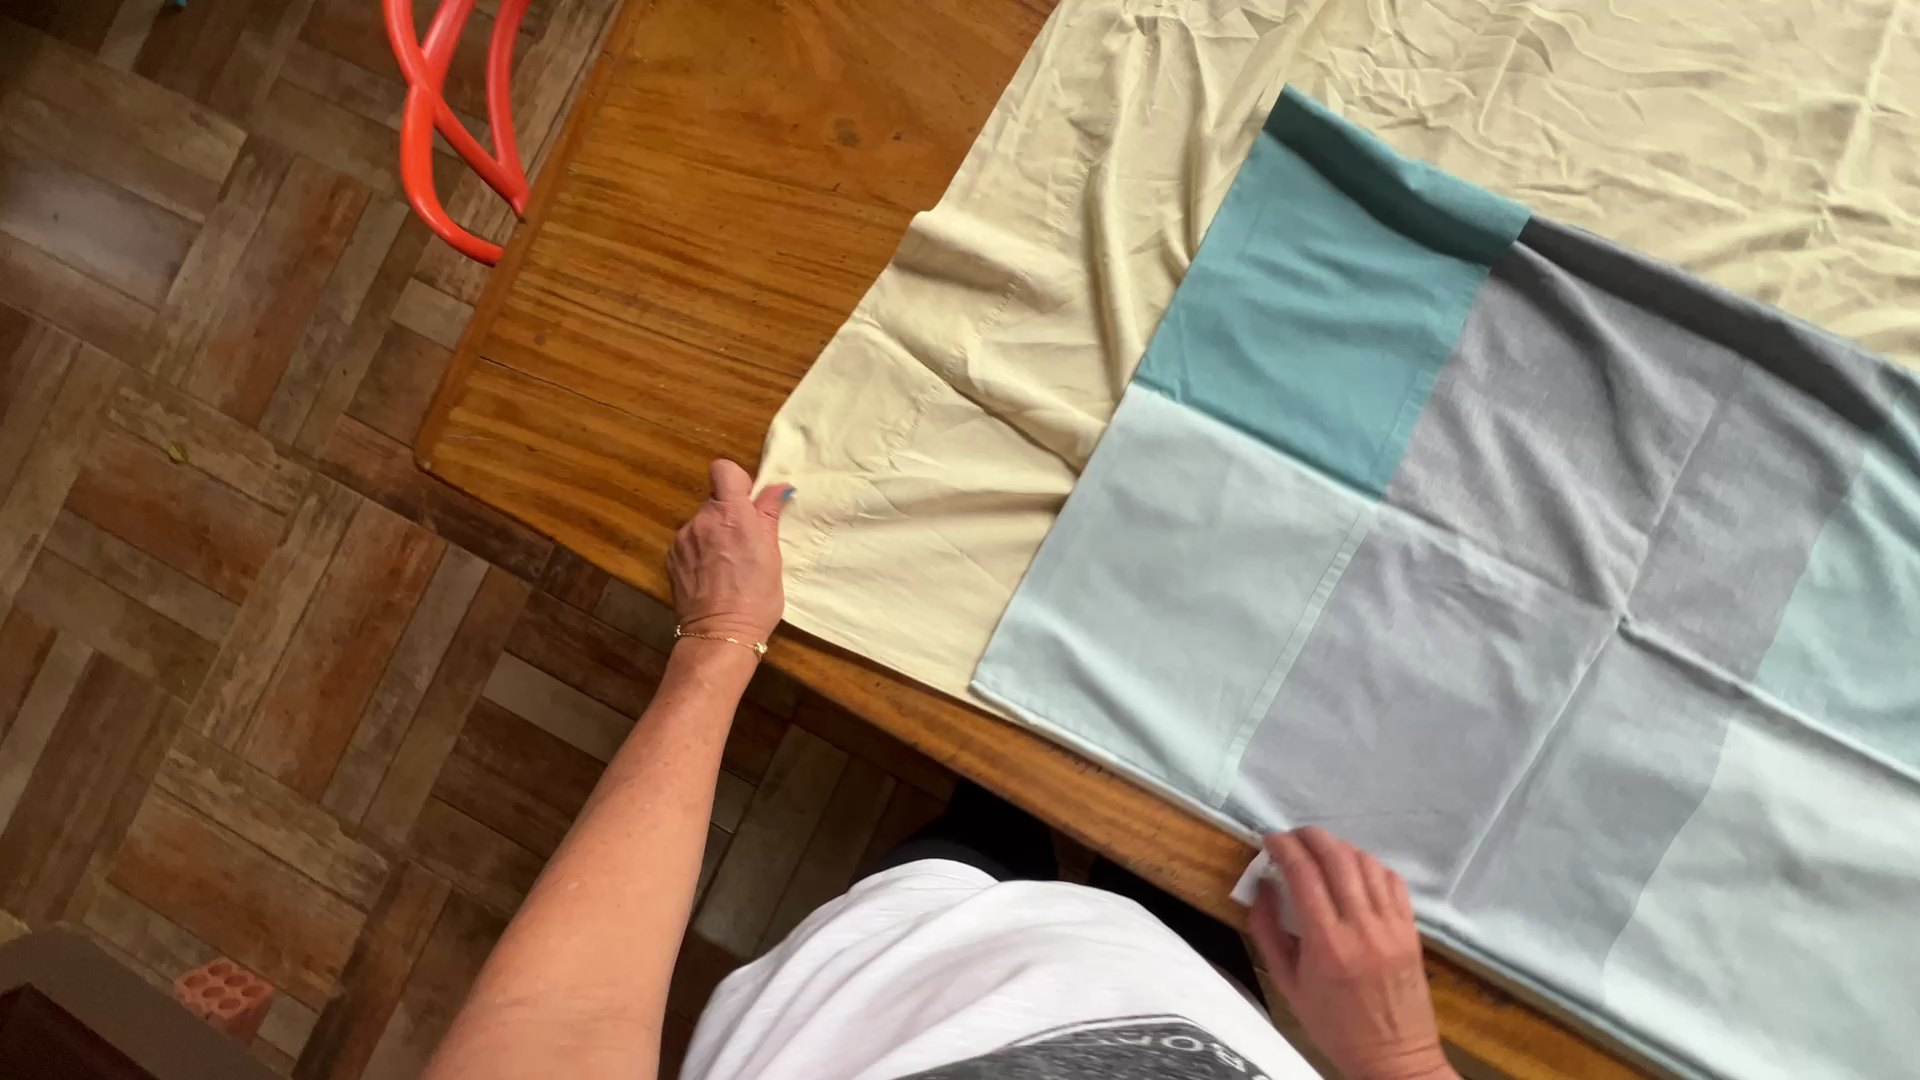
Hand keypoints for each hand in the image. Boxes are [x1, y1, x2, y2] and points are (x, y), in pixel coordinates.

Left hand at [667, 459, 791, 644]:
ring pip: (702, 522)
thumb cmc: (757, 596)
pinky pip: (689, 542)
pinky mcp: (671, 558)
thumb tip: (777, 487)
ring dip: (714, 533)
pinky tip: (712, 574)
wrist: (721, 633)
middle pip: (714, 499)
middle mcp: (702, 520)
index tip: (749, 503)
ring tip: (728, 563)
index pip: (723, 470)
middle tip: (746, 542)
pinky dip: (700, 551)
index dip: (737, 481)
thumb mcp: (772, 554)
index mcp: (731, 514)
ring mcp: (682, 539)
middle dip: (730, 513)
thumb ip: (769, 514)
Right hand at [1248, 828, 1456, 1079]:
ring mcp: (1392, 928)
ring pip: (1364, 862)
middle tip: (1291, 837)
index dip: (1282, 845)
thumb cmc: (1333, 1025)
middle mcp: (1361, 928)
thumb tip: (1262, 884)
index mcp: (1326, 943)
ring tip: (1320, 852)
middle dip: (1308, 836)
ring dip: (1337, 847)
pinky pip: (1391, 879)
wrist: (1395, 1062)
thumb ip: (1266, 930)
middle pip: (1335, 856)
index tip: (1268, 839)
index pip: (1302, 872)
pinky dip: (1368, 864)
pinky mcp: (1412, 931)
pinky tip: (1353, 870)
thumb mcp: (1286, 983)